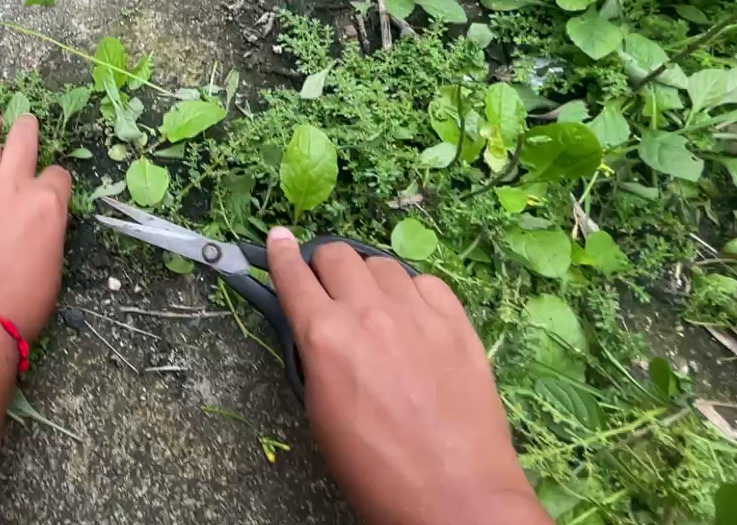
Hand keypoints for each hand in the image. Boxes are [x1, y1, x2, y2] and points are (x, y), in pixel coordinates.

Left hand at [0, 112, 71, 339]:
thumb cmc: (24, 302)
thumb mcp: (54, 261)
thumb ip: (49, 226)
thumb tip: (41, 216)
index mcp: (48, 201)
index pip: (59, 172)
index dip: (54, 180)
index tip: (48, 188)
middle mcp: (15, 182)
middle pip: (24, 133)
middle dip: (26, 125)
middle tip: (23, 125)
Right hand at [266, 228, 550, 524]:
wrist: (456, 500)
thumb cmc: (373, 466)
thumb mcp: (318, 408)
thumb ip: (311, 351)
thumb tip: (308, 320)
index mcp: (323, 335)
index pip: (291, 272)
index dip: (281, 251)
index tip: (279, 236)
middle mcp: (366, 313)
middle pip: (335, 254)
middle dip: (324, 266)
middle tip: (329, 289)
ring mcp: (416, 315)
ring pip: (380, 263)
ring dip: (368, 278)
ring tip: (375, 305)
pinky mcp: (457, 326)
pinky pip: (426, 283)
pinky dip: (413, 292)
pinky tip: (413, 316)